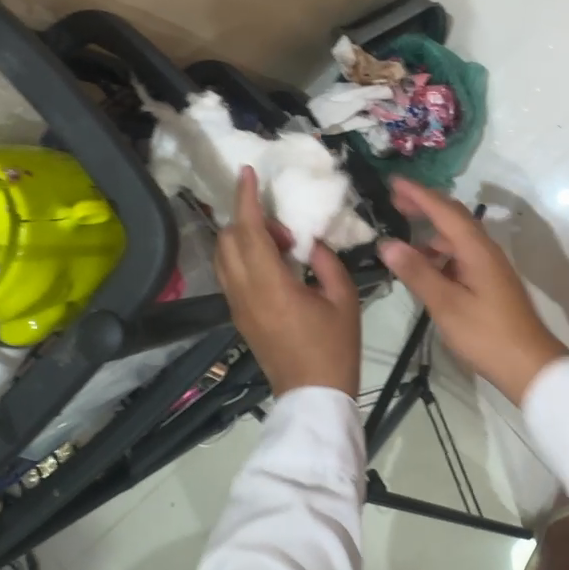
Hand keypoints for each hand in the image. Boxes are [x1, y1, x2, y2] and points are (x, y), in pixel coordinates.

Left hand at [215, 167, 361, 396]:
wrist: (313, 396)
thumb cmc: (335, 348)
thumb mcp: (344, 299)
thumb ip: (327, 262)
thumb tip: (310, 242)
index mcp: (271, 287)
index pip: (248, 233)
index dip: (245, 199)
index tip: (247, 173)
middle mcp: (245, 294)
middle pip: (228, 240)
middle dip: (248, 220)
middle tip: (285, 228)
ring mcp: (237, 307)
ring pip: (224, 257)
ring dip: (245, 239)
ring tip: (282, 245)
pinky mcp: (239, 318)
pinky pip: (231, 275)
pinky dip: (245, 257)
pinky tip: (276, 264)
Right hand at [377, 178, 567, 403]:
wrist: (529, 364)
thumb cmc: (487, 335)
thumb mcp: (446, 305)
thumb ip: (417, 273)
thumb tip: (388, 243)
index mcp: (476, 249)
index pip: (444, 211)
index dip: (418, 194)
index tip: (393, 182)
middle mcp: (485, 250)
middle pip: (454, 218)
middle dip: (425, 205)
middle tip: (394, 199)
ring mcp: (490, 266)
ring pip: (458, 237)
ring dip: (432, 230)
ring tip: (404, 235)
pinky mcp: (491, 282)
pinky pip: (462, 254)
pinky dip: (441, 252)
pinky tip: (427, 266)